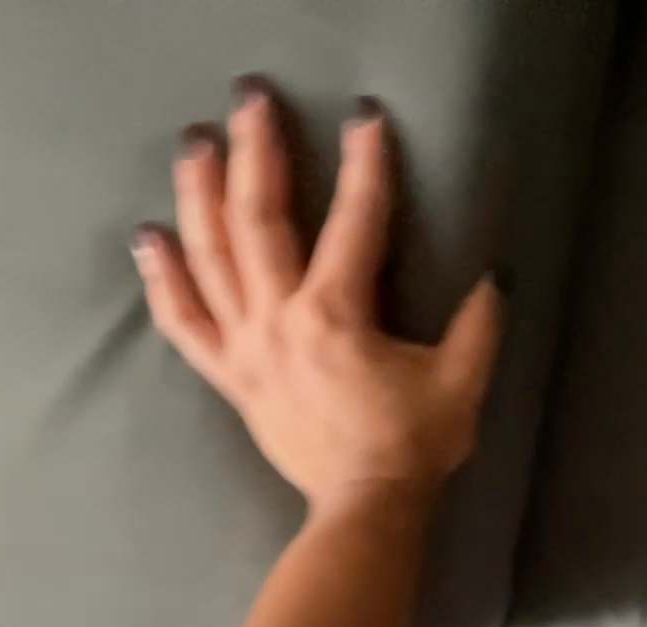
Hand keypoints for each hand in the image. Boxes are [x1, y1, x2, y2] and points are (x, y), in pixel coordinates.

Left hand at [130, 77, 502, 510]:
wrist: (369, 504)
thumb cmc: (418, 443)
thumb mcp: (464, 382)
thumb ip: (479, 326)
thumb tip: (496, 277)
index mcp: (338, 316)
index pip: (355, 226)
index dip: (365, 169)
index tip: (364, 120)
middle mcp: (280, 318)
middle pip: (259, 222)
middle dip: (257, 154)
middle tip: (251, 101)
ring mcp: (247, 347)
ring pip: (210, 257)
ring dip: (200, 195)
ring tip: (196, 145)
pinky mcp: (232, 376)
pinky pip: (184, 320)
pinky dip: (162, 278)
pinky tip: (151, 239)